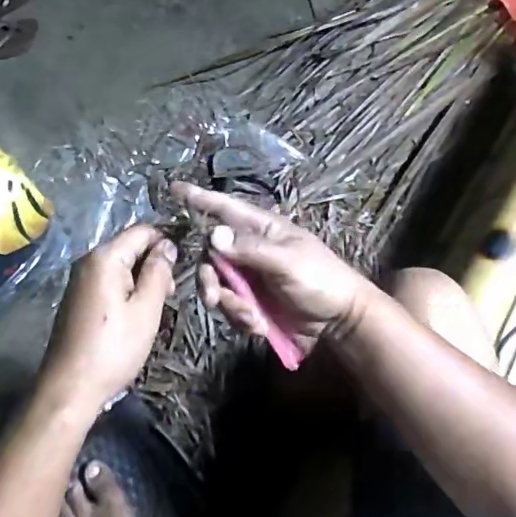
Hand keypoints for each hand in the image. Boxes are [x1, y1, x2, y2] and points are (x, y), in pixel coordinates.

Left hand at [40, 225, 177, 414]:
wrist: (68, 390)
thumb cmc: (113, 348)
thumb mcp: (146, 309)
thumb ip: (159, 271)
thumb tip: (167, 245)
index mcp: (104, 257)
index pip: (142, 230)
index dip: (166, 242)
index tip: (181, 267)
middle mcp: (88, 260)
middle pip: (129, 246)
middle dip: (153, 263)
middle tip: (169, 294)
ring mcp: (79, 279)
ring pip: (120, 265)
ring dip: (141, 278)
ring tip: (154, 307)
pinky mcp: (77, 298)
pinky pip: (108, 280)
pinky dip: (125, 289)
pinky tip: (133, 314)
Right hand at [172, 181, 372, 353]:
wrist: (341, 323)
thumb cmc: (321, 279)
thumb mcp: (287, 261)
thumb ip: (250, 249)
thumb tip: (213, 234)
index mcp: (262, 229)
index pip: (225, 208)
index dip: (200, 198)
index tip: (174, 189)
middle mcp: (250, 250)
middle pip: (211, 255)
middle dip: (210, 279)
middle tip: (216, 298)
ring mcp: (250, 278)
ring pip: (217, 285)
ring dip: (229, 304)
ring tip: (252, 318)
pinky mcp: (252, 304)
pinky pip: (230, 308)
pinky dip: (241, 319)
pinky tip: (261, 327)